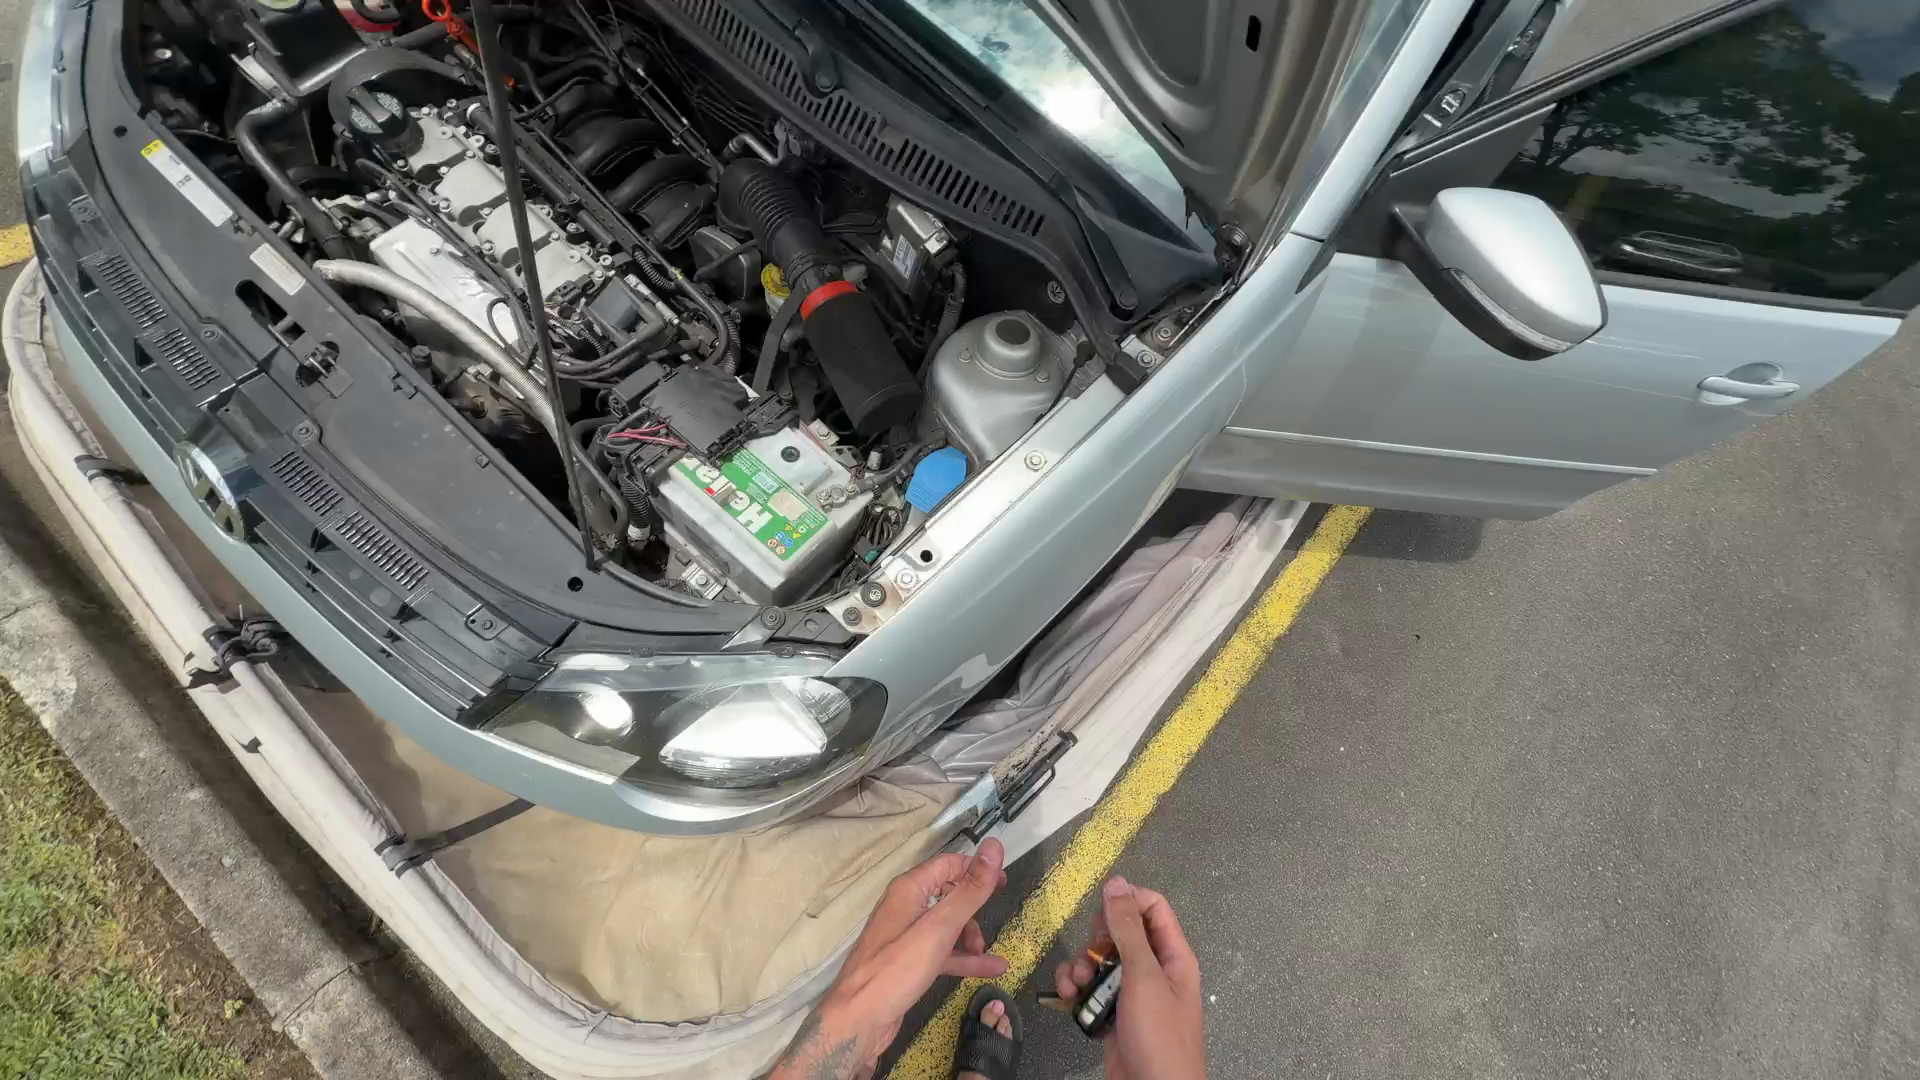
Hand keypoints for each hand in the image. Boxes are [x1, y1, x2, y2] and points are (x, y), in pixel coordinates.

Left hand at [769, 839, 1009, 1078]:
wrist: (858, 1021)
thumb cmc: (898, 968)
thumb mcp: (940, 926)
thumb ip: (970, 889)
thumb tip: (994, 846)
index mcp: (910, 888)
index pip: (948, 864)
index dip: (976, 869)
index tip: (1003, 880)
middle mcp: (905, 906)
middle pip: (947, 893)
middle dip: (973, 905)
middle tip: (995, 914)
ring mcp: (905, 935)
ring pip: (945, 925)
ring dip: (969, 935)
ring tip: (985, 953)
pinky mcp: (907, 962)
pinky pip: (941, 951)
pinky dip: (963, 958)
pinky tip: (989, 969)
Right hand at [1054, 876, 1204, 1079]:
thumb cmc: (1159, 1037)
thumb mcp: (1143, 977)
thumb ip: (1127, 929)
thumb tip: (1116, 881)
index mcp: (1172, 955)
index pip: (1153, 907)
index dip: (1127, 901)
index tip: (1102, 909)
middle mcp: (1154, 969)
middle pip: (1120, 931)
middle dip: (1097, 939)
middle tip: (1092, 954)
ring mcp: (1131, 992)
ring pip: (1100, 959)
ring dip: (1081, 966)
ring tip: (1076, 984)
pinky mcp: (1112, 1013)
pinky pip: (1090, 986)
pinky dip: (1076, 988)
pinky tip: (1068, 996)